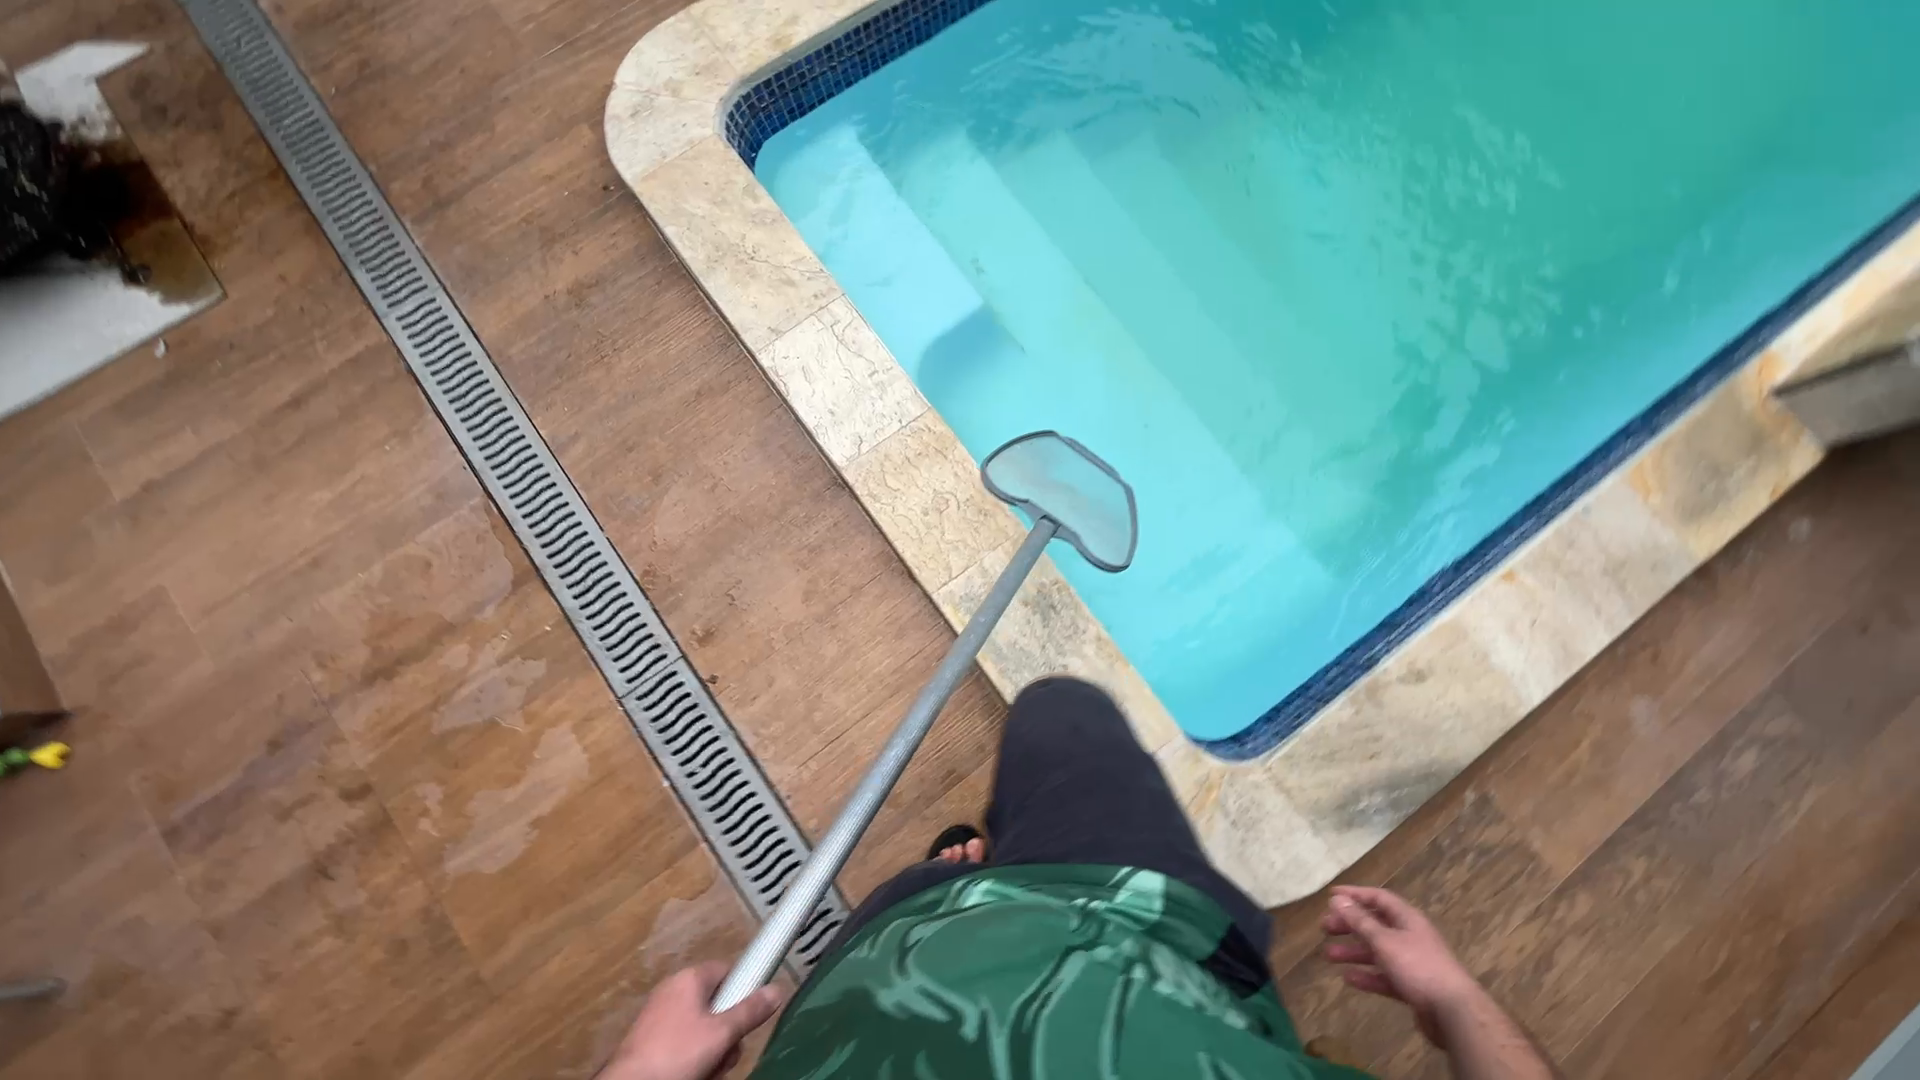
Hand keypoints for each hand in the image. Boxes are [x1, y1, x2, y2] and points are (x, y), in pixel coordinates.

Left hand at [600, 962, 787, 1079]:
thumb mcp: (721, 1034)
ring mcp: (659, 1017)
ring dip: (712, 1050)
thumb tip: (779, 988)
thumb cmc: (677, 1055)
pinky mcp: (649, 1042)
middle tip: (727, 1052)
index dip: (743, 990)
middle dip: (728, 1032)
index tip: (749, 1015)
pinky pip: (683, 1043)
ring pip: (702, 1029)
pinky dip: (693, 1059)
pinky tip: (694, 1075)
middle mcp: (673, 991)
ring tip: (709, 1071)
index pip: (728, 970)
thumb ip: (751, 1011)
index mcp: (689, 978)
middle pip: (717, 1004)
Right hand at [1321, 886, 1480, 1049]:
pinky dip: (1367, 976)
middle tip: (1325, 928)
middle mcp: (1410, 937)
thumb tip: (1338, 899)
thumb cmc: (1418, 966)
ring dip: (1353, 952)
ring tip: (1329, 956)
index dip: (1355, 894)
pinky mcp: (1413, 987)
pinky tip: (1349, 979)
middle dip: (1350, 925)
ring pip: (1377, 952)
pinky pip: (1385, 976)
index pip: (1378, 898)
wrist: (1455, 1013)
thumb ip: (1360, 921)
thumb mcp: (1384, 940)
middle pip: (1375, 924)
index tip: (1331, 896)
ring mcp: (1412, 963)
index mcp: (1407, 919)